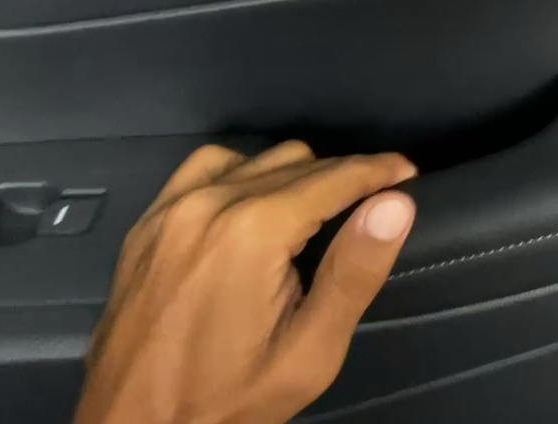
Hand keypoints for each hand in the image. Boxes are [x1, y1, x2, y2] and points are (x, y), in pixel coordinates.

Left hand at [75, 141, 416, 423]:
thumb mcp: (310, 353)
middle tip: (371, 210)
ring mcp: (172, 210)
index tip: (409, 176)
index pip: (339, 174)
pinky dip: (249, 171)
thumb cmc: (227, 402)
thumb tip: (397, 204)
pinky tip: (260, 202)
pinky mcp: (148, 222)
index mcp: (252, 231)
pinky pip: (215, 164)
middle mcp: (209, 205)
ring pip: (267, 157)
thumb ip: (355, 272)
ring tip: (322, 213)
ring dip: (304, 175)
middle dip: (349, 178)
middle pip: (307, 161)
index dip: (384, 170)